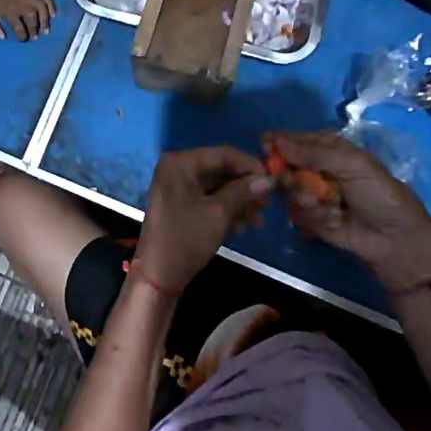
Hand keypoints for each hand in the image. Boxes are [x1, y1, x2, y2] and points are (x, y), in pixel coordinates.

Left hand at [0, 0, 56, 40]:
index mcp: (11, 13)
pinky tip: (53, 14)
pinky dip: (52, 6)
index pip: (20, 29)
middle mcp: (23, 6)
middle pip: (32, 21)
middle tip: (35, 36)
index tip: (24, 38)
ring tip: (46, 30)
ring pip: (42, 11)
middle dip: (35, 31)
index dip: (23, 37)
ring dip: (45, 21)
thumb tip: (3, 37)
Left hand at [133, 147, 272, 293]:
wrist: (157, 276)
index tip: (273, 181)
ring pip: (217, 185)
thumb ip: (244, 191)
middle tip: (267, 203)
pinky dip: (226, 208)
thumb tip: (269, 179)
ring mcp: (177, 186)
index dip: (250, 166)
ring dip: (239, 200)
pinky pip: (208, 197)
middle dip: (245, 187)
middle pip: (221, 169)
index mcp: (181, 163)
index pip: (223, 154)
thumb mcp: (218, 214)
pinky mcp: (180, 203)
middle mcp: (177, 168)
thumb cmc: (186, 239)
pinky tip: (242, 226)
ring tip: (258, 220)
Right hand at [263, 132, 430, 286]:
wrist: (394, 239)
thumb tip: (276, 141)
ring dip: (306, 198)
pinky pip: (298, 213)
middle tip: (295, 180)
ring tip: (328, 206)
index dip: (280, 140)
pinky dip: (314, 217)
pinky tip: (333, 220)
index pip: (297, 140)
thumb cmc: (378, 193)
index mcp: (330, 149)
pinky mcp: (312, 219)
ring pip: (290, 190)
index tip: (263, 143)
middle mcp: (318, 169)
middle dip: (289, 173)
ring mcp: (314, 195)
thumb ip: (313, 153)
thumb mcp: (352, 164)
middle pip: (287, 165)